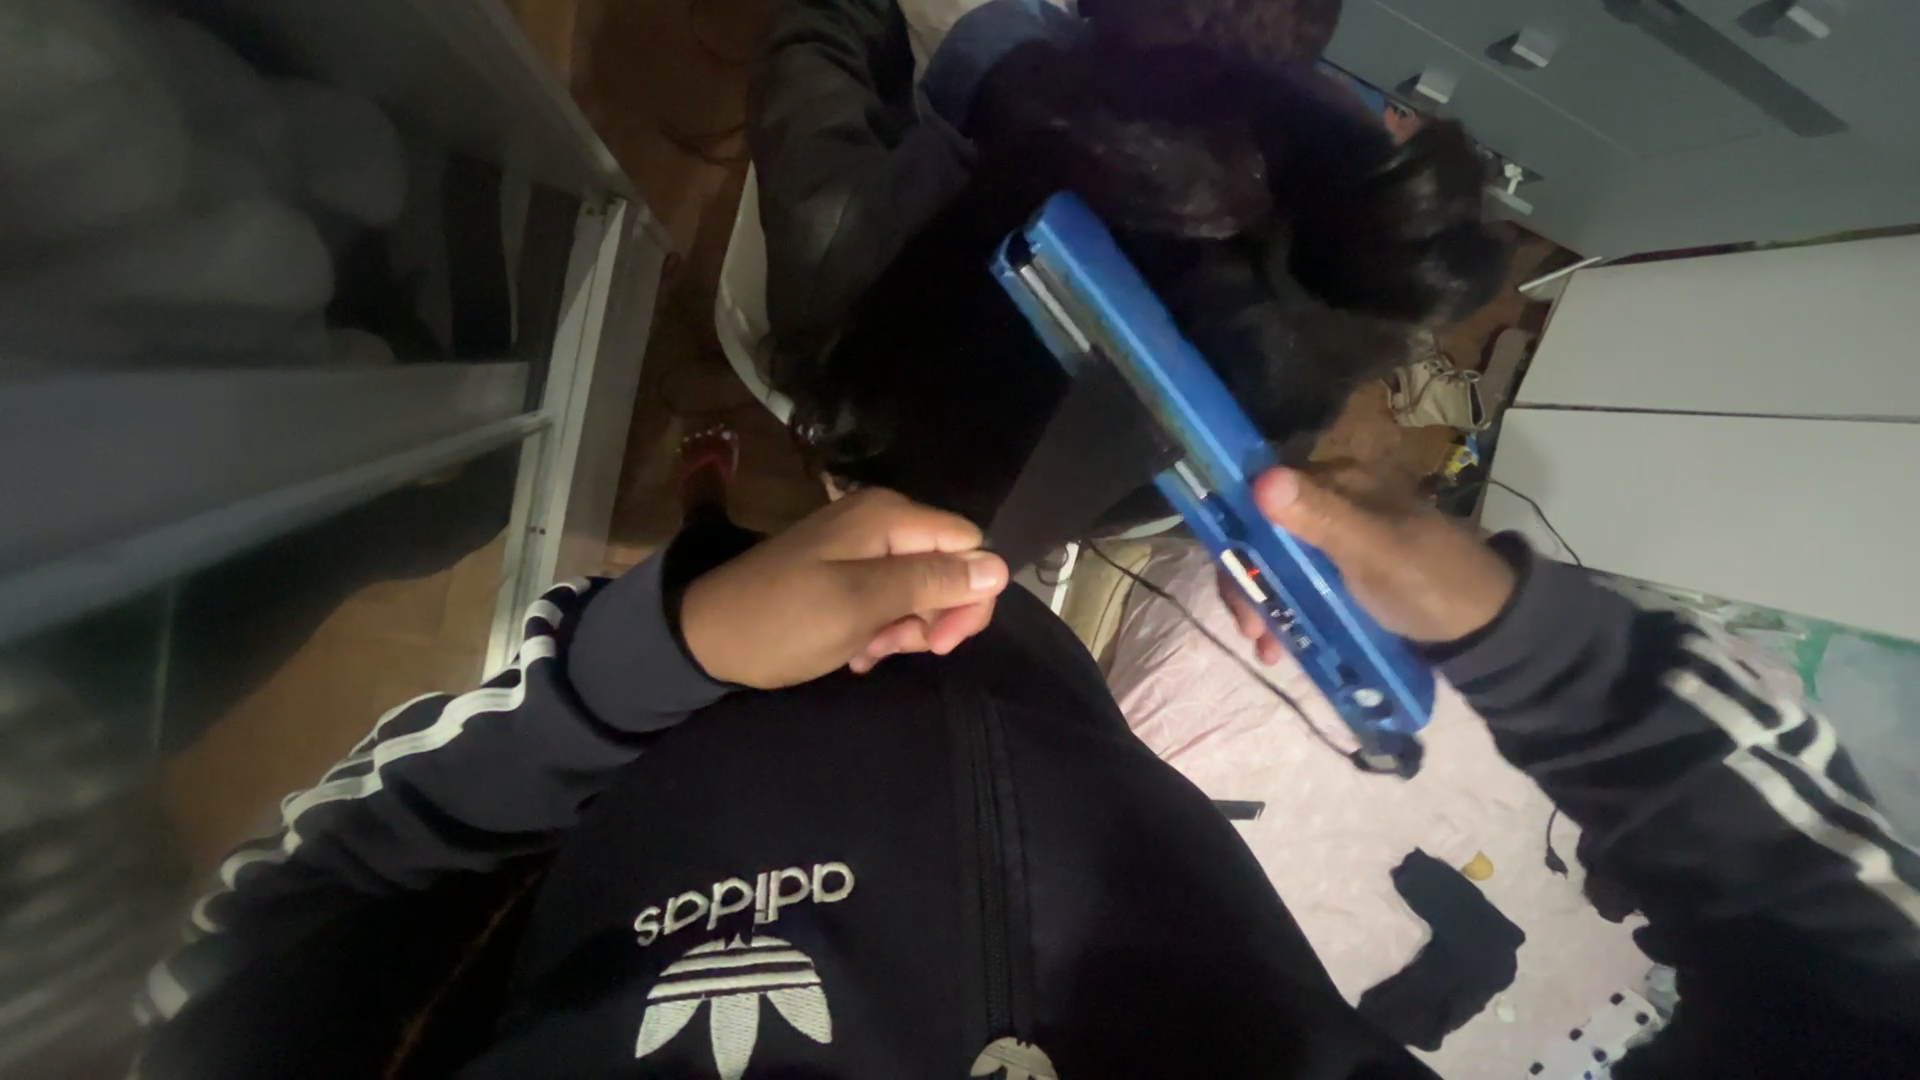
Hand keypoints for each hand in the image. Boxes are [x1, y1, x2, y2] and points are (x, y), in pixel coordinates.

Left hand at [680, 489, 1009, 688]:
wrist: (704, 638)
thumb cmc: (783, 621)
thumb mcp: (861, 603)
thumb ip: (931, 582)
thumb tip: (1000, 567)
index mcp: (890, 518)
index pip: (970, 545)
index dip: (968, 594)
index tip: (940, 641)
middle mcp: (883, 523)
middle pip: (948, 567)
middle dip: (933, 616)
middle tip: (899, 649)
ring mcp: (863, 547)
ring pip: (921, 589)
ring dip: (904, 629)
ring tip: (867, 651)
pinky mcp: (847, 572)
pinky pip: (889, 598)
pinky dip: (882, 628)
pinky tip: (856, 650)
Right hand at [1219, 468, 1517, 661]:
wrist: (1487, 632)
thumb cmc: (1429, 581)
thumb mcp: (1373, 549)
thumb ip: (1320, 516)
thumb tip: (1262, 479)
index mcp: (1337, 482)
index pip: (1259, 493)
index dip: (1234, 532)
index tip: (1232, 577)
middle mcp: (1327, 504)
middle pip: (1259, 535)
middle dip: (1246, 582)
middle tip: (1250, 628)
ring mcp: (1330, 540)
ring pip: (1270, 565)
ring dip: (1260, 605)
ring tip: (1267, 648)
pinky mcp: (1335, 573)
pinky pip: (1290, 587)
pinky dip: (1279, 614)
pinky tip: (1280, 645)